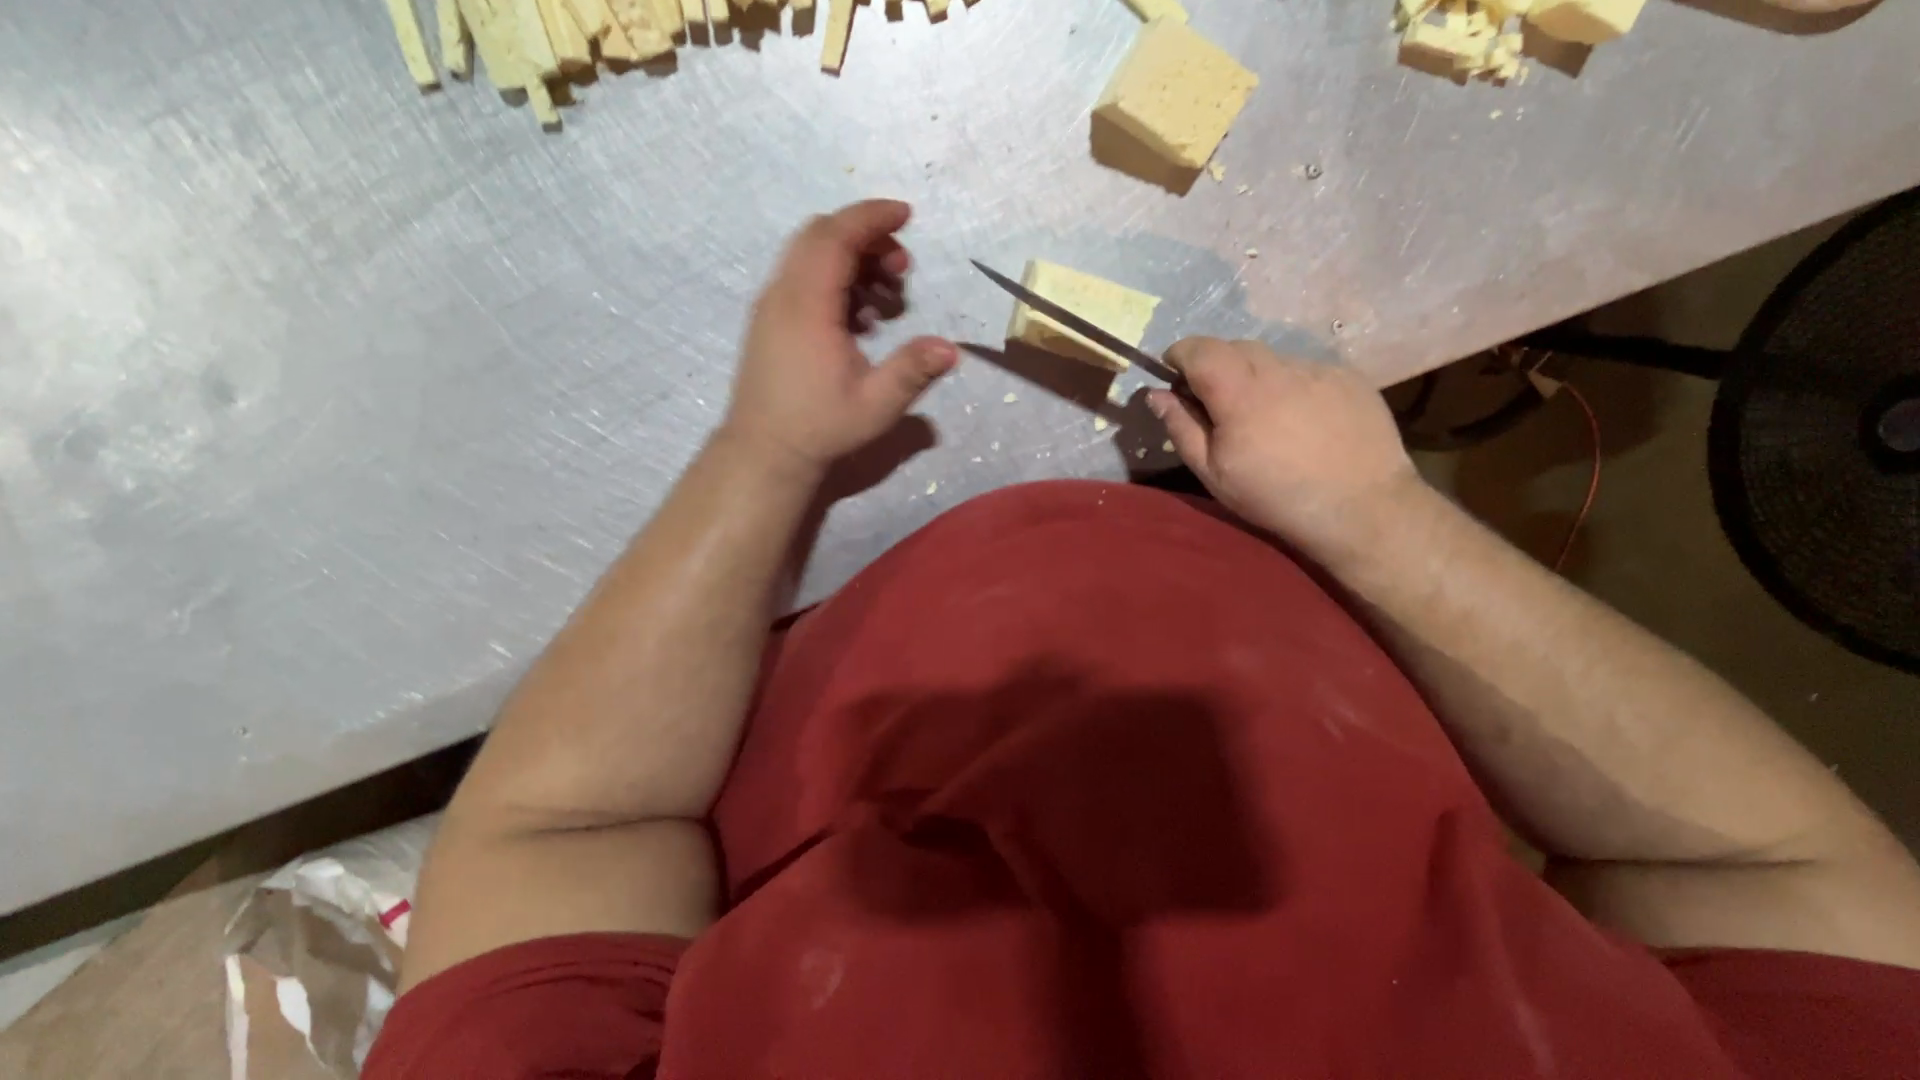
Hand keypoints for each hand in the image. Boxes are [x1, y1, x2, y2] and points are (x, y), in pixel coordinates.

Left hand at [718, 200, 957, 480]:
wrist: (763, 452)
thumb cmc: (820, 428)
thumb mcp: (875, 405)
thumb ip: (912, 371)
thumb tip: (950, 348)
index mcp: (807, 306)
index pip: (836, 237)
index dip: (872, 218)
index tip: (906, 215)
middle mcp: (783, 295)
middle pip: (820, 236)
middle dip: (866, 237)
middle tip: (902, 268)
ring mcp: (772, 306)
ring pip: (809, 255)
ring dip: (852, 261)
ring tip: (888, 300)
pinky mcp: (770, 321)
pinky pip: (802, 278)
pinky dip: (835, 280)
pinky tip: (862, 320)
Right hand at [1148, 338, 1422, 559]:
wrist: (1361, 507)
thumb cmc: (1274, 497)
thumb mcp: (1214, 472)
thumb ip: (1181, 427)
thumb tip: (1154, 394)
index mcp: (1238, 391)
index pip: (1198, 348)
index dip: (1180, 355)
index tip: (1174, 375)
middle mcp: (1278, 369)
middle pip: (1234, 347)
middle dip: (1217, 366)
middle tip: (1218, 403)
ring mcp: (1317, 369)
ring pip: (1272, 359)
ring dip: (1257, 378)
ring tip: (1266, 417)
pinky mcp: (1348, 377)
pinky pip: (1307, 371)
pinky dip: (1293, 387)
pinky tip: (1303, 422)